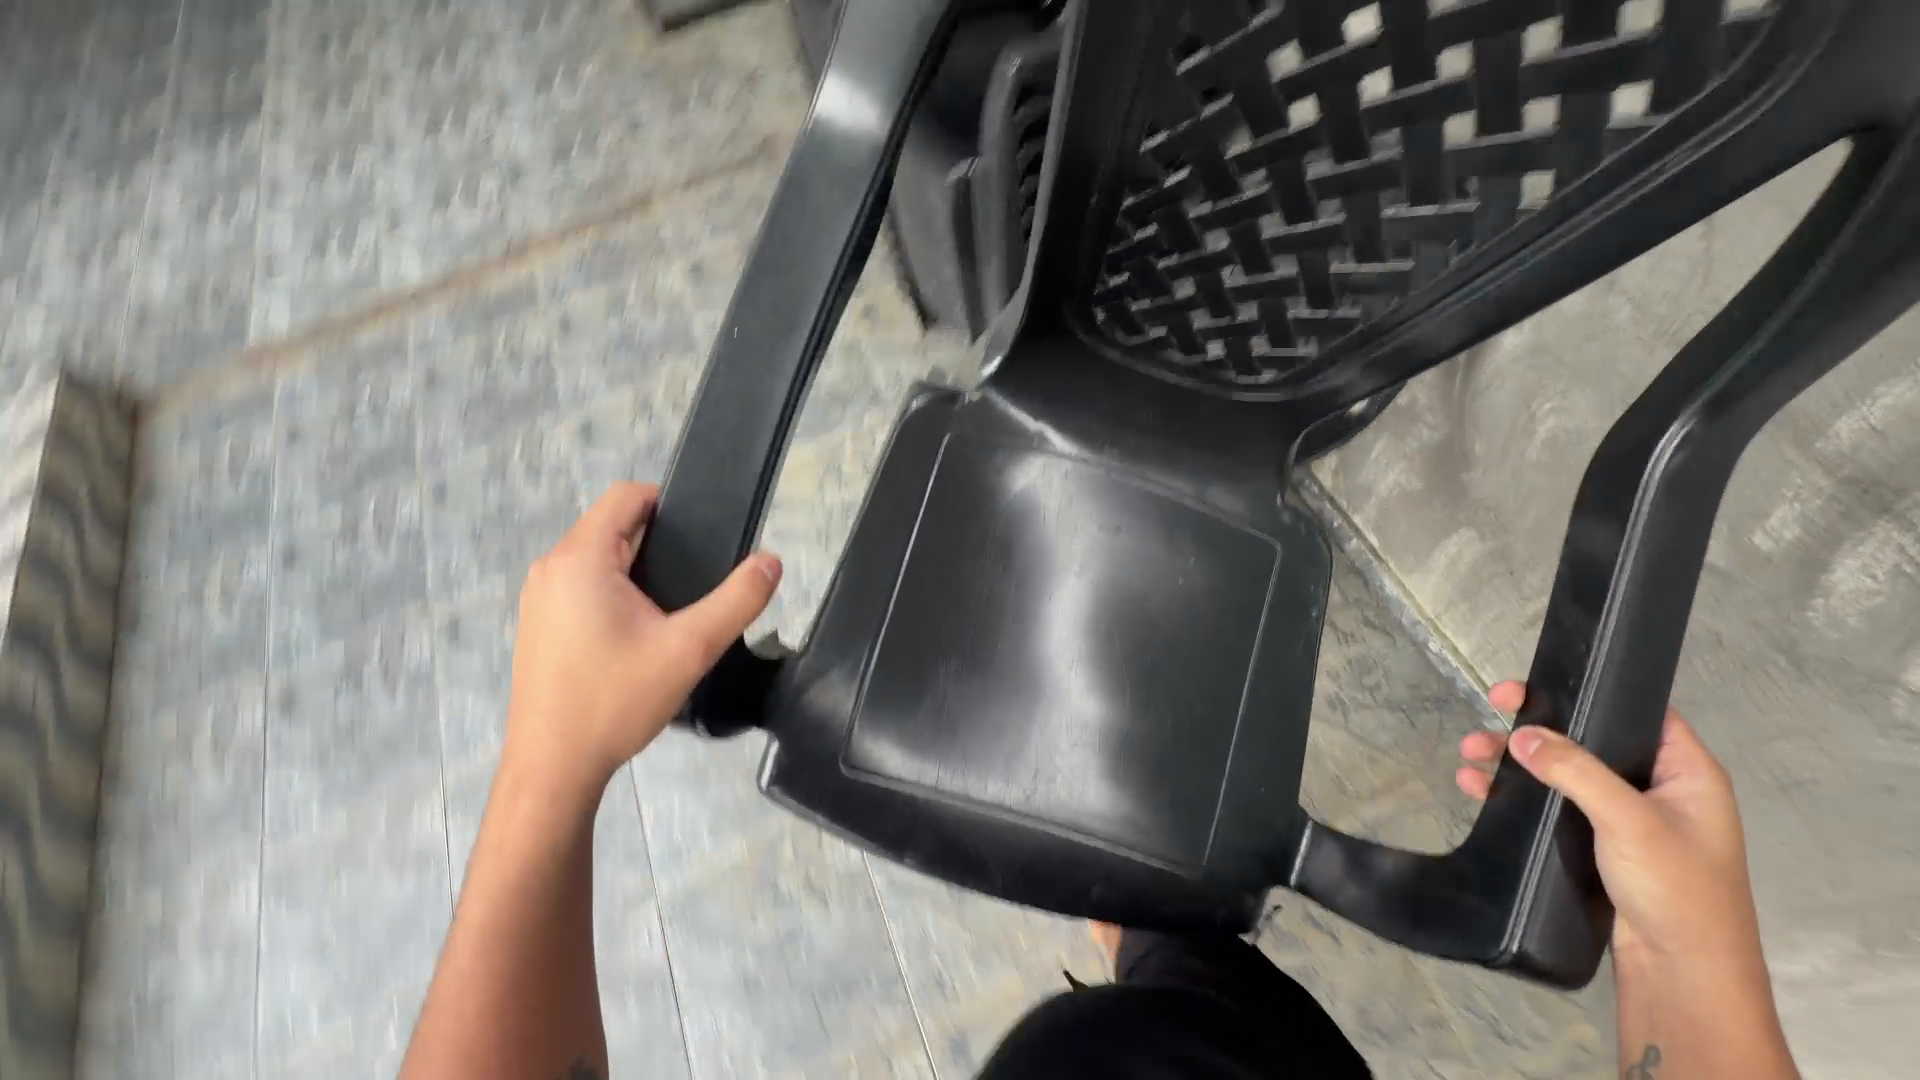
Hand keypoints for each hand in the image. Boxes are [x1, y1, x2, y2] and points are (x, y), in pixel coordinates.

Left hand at [503, 483, 781, 794]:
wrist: (554, 767)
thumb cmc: (616, 701)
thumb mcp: (690, 649)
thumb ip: (737, 600)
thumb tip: (771, 561)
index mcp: (582, 559)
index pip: (626, 496)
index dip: (670, 503)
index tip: (705, 538)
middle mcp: (552, 568)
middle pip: (613, 526)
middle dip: (659, 543)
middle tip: (698, 583)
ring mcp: (539, 598)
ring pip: (598, 558)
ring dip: (637, 569)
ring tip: (674, 611)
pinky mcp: (539, 625)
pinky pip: (582, 586)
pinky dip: (614, 593)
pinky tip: (639, 635)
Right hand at [1456, 683, 1761, 970]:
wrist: (1681, 973)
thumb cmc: (1678, 890)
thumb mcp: (1630, 822)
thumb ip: (1576, 772)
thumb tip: (1521, 734)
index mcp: (1685, 772)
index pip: (1637, 711)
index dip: (1587, 691)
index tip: (1533, 685)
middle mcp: (1654, 787)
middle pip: (1586, 738)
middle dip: (1534, 725)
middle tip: (1492, 707)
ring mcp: (1622, 816)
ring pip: (1559, 770)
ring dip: (1513, 759)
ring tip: (1469, 752)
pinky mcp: (1593, 842)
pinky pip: (1546, 803)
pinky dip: (1512, 792)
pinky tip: (1477, 787)